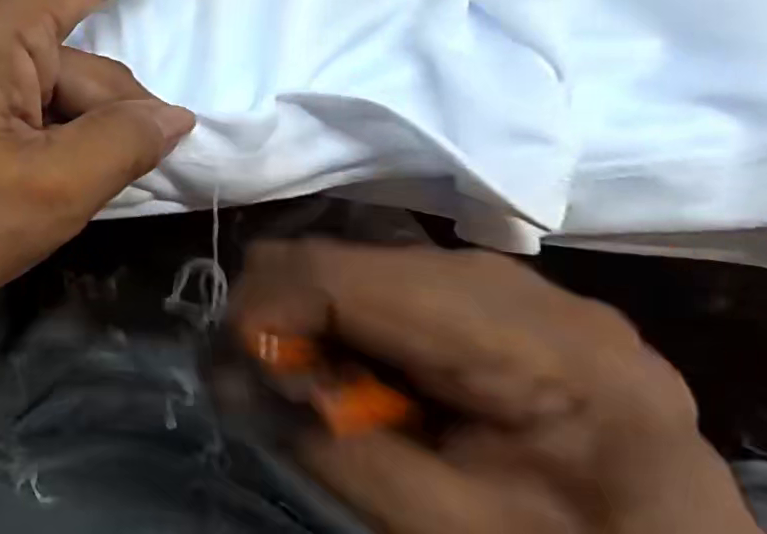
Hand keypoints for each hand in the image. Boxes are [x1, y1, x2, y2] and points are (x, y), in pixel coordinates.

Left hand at [0, 0, 195, 387]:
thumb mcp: (53, 186)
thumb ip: (124, 142)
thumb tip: (174, 116)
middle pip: (78, 66)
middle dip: (116, 115)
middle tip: (144, 170)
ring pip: (56, 97)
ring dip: (84, 138)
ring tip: (87, 192)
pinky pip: (29, 113)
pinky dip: (57, 143)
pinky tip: (60, 184)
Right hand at [232, 241, 762, 533]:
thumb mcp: (451, 533)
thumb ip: (336, 447)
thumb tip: (233, 376)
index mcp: (539, 343)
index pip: (353, 276)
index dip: (269, 307)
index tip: (228, 362)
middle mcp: (526, 286)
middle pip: (355, 260)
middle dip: (292, 315)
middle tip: (279, 387)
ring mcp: (522, 285)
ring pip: (367, 264)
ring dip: (325, 320)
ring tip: (334, 393)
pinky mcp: (509, 297)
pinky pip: (399, 285)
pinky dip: (362, 324)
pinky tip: (382, 381)